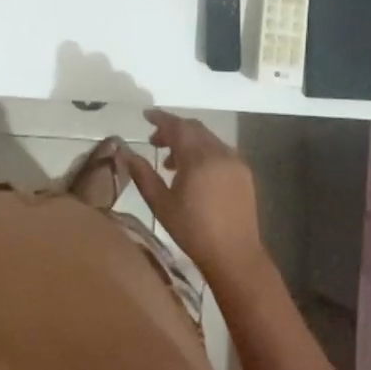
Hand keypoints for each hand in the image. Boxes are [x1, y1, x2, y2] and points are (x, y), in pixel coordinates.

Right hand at [122, 109, 260, 272]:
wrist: (234, 254)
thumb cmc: (192, 230)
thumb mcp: (160, 203)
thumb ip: (142, 173)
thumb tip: (126, 152)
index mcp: (199, 159)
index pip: (177, 127)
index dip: (160, 118)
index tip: (145, 115)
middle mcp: (220, 153)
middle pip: (195, 128)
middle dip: (173, 129)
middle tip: (154, 141)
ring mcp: (236, 162)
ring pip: (208, 139)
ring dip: (188, 141)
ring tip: (170, 162)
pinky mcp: (244, 173)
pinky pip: (220, 151)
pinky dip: (203, 151)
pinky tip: (192, 172)